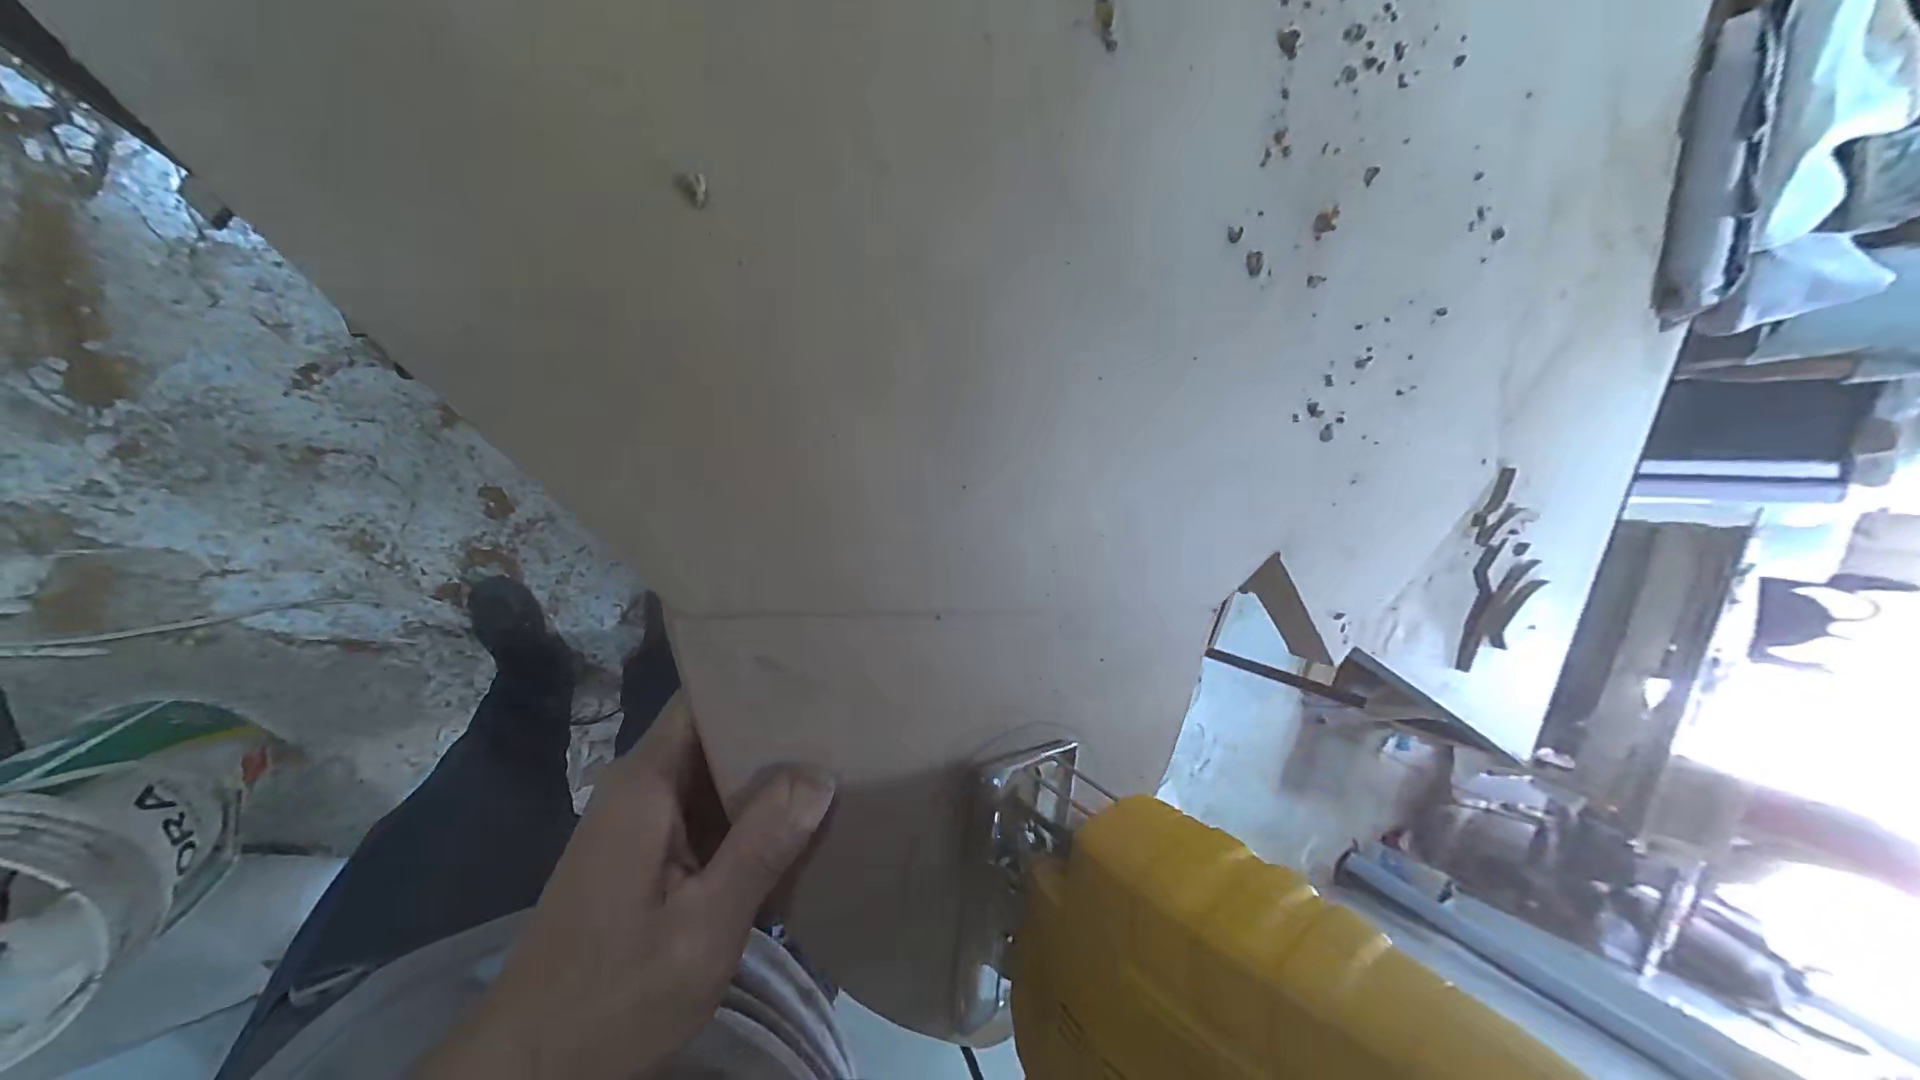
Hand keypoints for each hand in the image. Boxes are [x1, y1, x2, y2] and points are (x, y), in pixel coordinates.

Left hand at [414, 692, 834, 1079]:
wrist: (528, 1072)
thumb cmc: (611, 998)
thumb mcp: (700, 930)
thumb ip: (759, 847)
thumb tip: (820, 773)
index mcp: (645, 783)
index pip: (702, 698)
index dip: (756, 682)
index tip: (815, 677)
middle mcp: (642, 787)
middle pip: (715, 731)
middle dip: (776, 726)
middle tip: (844, 722)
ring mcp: (644, 821)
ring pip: (715, 772)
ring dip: (768, 771)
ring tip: (836, 757)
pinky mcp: (650, 853)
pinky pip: (709, 810)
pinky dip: (751, 810)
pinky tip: (797, 818)